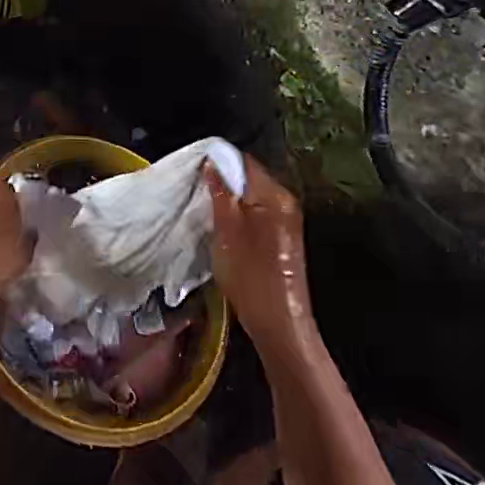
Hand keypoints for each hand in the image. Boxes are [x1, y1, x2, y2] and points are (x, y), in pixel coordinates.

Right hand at [206, 154, 314, 350]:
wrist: (279, 324)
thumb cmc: (250, 275)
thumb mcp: (226, 230)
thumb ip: (220, 192)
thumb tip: (211, 160)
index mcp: (276, 195)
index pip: (245, 162)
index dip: (219, 163)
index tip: (196, 174)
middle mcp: (286, 202)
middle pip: (250, 179)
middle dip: (224, 184)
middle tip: (198, 195)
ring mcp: (287, 221)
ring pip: (253, 198)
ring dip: (231, 203)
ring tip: (208, 212)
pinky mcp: (283, 238)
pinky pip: (259, 215)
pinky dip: (241, 218)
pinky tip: (225, 231)